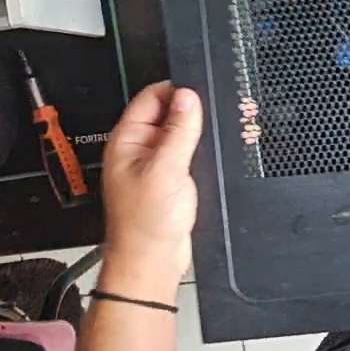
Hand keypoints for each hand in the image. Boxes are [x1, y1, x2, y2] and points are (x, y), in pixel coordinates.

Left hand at [101, 81, 203, 294]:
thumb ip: (178, 131)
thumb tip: (187, 96)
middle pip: (168, 114)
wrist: (152, 262)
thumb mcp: (164, 170)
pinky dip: (203, 148)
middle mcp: (141, 150)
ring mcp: (158, 164)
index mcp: (128, 141)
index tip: (200, 88)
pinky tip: (217, 149)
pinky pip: (189, 154)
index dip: (175, 89)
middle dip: (192, 109)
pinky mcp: (173, 179)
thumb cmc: (144, 224)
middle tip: (216, 107)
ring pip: (181, 133)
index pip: (150, 98)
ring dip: (200, 129)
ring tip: (221, 127)